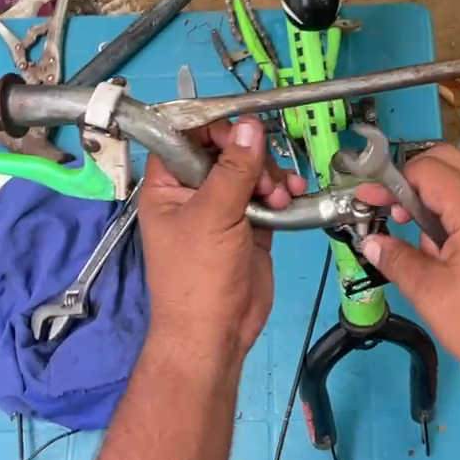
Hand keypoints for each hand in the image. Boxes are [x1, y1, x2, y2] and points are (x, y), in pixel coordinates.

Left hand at [139, 117, 304, 365]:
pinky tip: (291, 196)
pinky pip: (267, 195)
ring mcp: (224, 208)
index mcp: (168, 185)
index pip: (185, 137)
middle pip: (226, 150)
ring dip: (270, 176)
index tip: (243, 131)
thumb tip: (251, 127)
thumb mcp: (213, 216)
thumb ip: (234, 170)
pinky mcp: (250, 224)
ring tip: (278, 196)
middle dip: (250, 157)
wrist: (217, 332)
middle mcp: (194, 192)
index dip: (213, 128)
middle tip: (262, 178)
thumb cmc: (199, 276)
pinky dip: (281, 192)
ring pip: (251, 171)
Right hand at [353, 145, 459, 383]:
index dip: (393, 181)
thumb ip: (396, 259)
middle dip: (412, 176)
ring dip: (430, 193)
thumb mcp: (428, 292)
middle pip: (449, 161)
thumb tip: (371, 242)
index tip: (369, 201)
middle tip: (389, 205)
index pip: (429, 169)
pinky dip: (447, 211)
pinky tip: (431, 246)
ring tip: (406, 227)